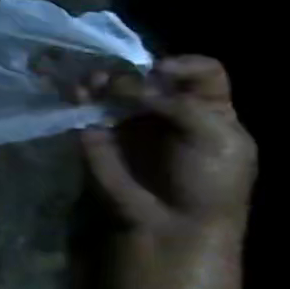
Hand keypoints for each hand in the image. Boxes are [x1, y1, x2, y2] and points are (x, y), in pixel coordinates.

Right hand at [78, 56, 255, 238]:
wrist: (168, 224)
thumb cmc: (207, 182)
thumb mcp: (215, 137)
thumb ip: (176, 103)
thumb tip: (120, 81)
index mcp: (205, 106)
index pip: (197, 70)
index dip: (180, 64)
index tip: (159, 71)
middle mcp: (163, 107)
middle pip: (147, 72)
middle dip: (130, 67)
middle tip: (114, 75)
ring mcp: (126, 118)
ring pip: (111, 84)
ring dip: (99, 77)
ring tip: (91, 82)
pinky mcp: (93, 132)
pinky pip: (83, 106)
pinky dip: (75, 95)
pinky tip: (74, 91)